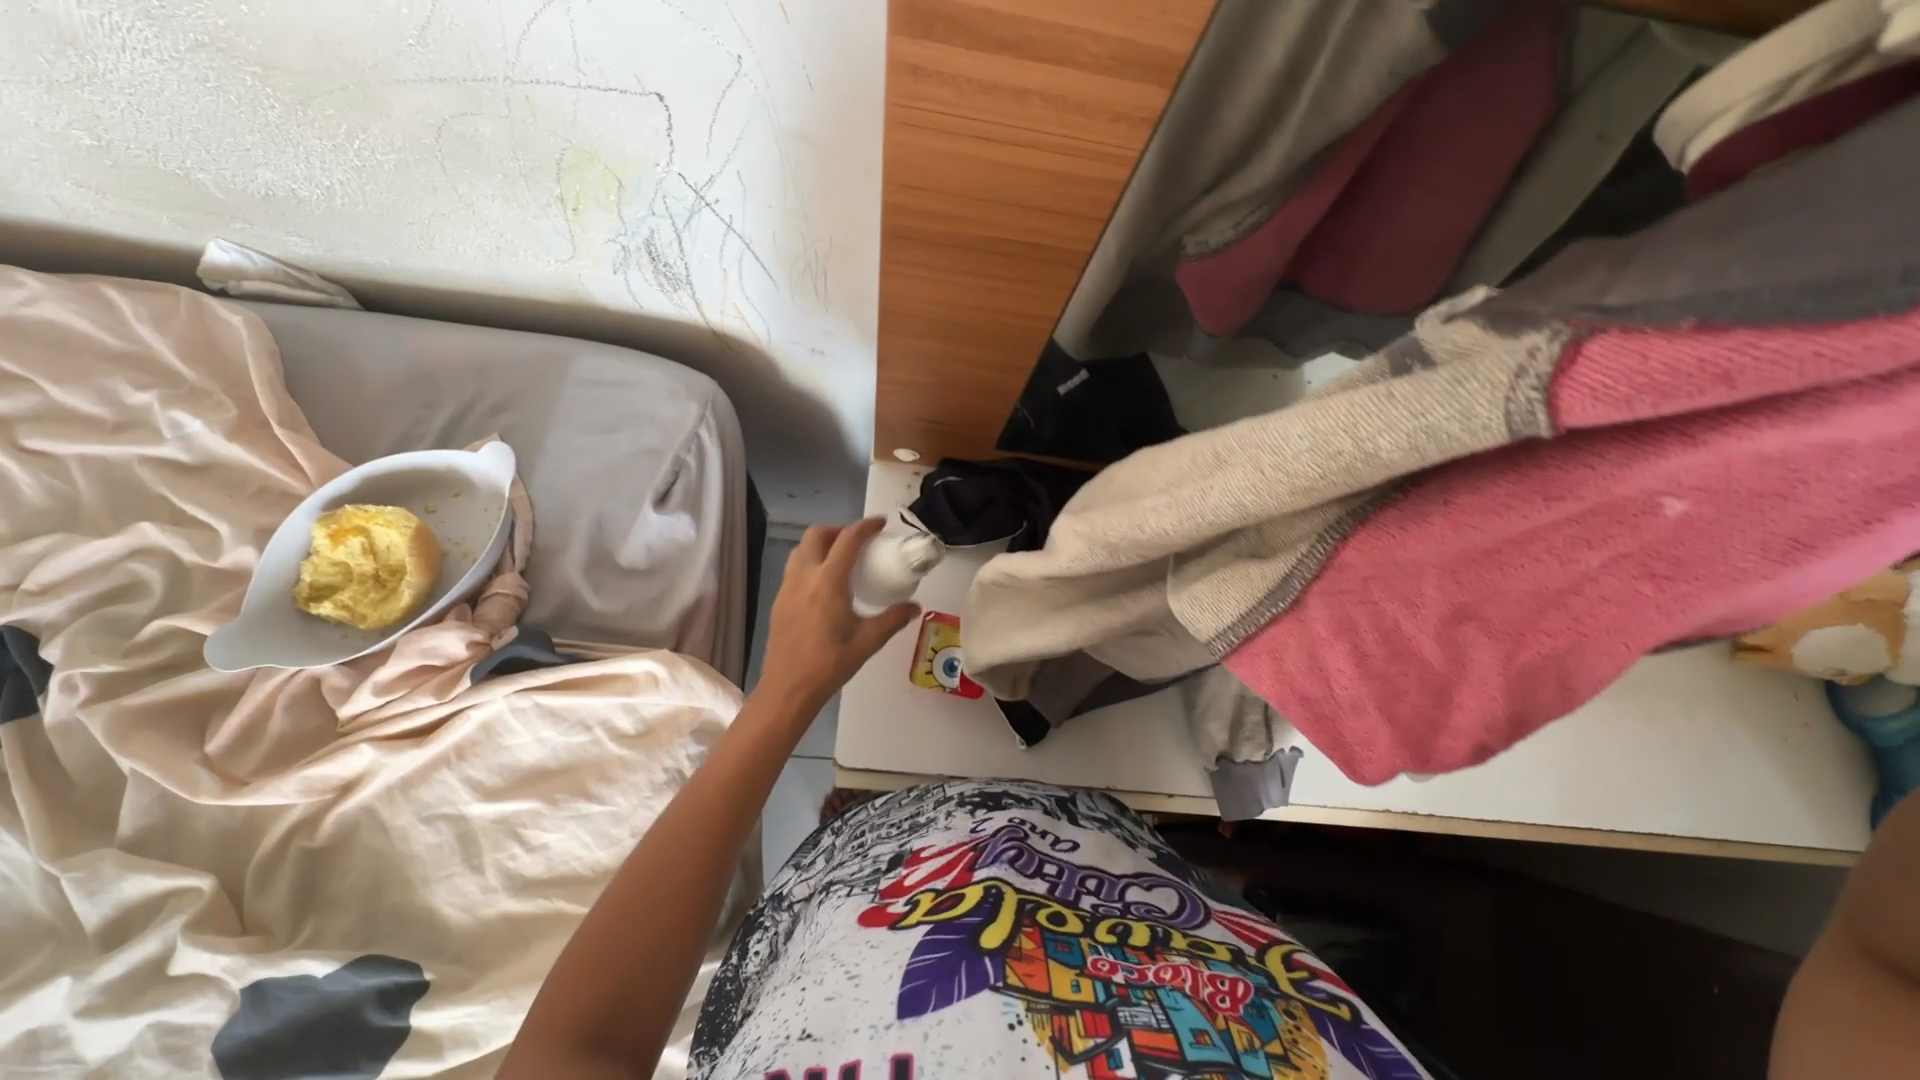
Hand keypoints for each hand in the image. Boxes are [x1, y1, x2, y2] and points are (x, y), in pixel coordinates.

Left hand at [757, 517, 919, 714]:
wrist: (788, 687)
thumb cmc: (830, 663)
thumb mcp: (868, 641)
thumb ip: (893, 619)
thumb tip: (914, 606)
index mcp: (828, 581)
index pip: (847, 540)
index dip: (865, 527)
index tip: (880, 524)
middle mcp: (804, 576)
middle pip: (816, 535)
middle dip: (838, 531)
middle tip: (858, 543)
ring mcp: (787, 588)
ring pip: (801, 550)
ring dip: (821, 545)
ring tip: (841, 560)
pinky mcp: (779, 601)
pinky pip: (794, 569)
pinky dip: (810, 564)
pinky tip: (824, 587)